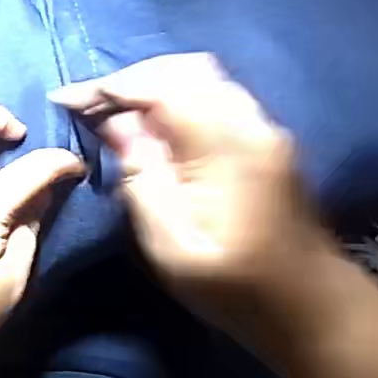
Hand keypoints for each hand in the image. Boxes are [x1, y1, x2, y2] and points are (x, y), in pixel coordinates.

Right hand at [50, 54, 341, 352]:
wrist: (311, 307)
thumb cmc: (234, 288)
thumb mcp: (172, 246)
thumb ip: (142, 180)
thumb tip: (118, 126)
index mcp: (227, 148)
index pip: (161, 88)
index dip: (109, 86)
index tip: (65, 99)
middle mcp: (251, 124)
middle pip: (184, 70)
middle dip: (129, 79)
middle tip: (88, 106)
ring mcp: (264, 129)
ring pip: (201, 78)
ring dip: (151, 86)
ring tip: (112, 113)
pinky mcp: (265, 141)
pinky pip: (214, 96)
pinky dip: (175, 98)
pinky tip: (152, 126)